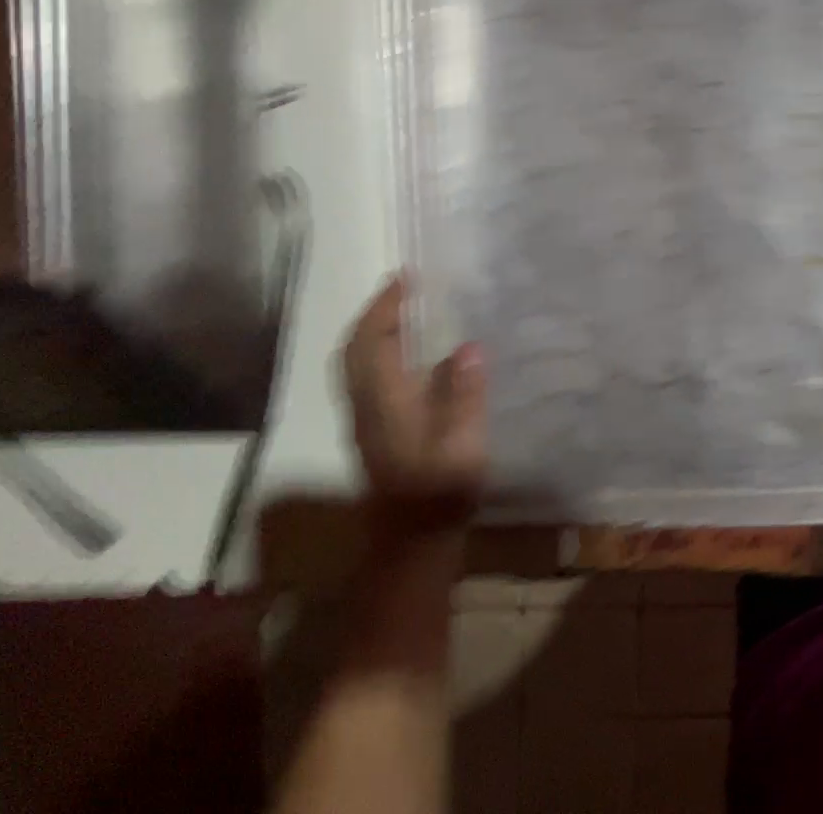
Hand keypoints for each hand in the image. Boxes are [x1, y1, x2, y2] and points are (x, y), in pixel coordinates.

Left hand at [340, 276, 486, 519]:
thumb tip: (466, 347)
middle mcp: (366, 407)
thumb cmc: (440, 495)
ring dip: (378, 334)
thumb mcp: (462, 446)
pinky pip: (371, 380)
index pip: (372, 343)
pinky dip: (385, 355)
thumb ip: (464, 395)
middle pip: (355, 351)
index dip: (385, 308)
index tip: (407, 278)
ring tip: (411, 314)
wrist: (411, 544)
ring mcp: (368, 422)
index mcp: (384, 403)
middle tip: (407, 291)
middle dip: (376, 316)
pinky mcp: (378, 434)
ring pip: (359, 366)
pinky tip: (416, 359)